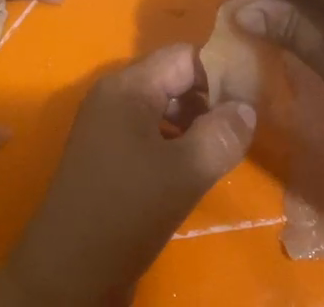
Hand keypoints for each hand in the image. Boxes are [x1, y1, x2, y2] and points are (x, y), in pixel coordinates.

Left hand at [0, 44, 255, 304]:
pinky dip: (176, 141)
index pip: (183, 56)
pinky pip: (149, 131)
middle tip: (246, 127)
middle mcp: (114, 95)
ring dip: (195, 122)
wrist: (68, 268)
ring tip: (227, 148)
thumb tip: (248, 107)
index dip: (221, 71)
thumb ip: (221, 135)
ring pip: (162, 106)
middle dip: (210, 98)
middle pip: (172, 78)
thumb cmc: (126, 209)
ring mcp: (107, 124)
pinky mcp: (108, 153)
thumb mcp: (184, 172)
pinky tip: (197, 167)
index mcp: (128, 86)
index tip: (255, 97)